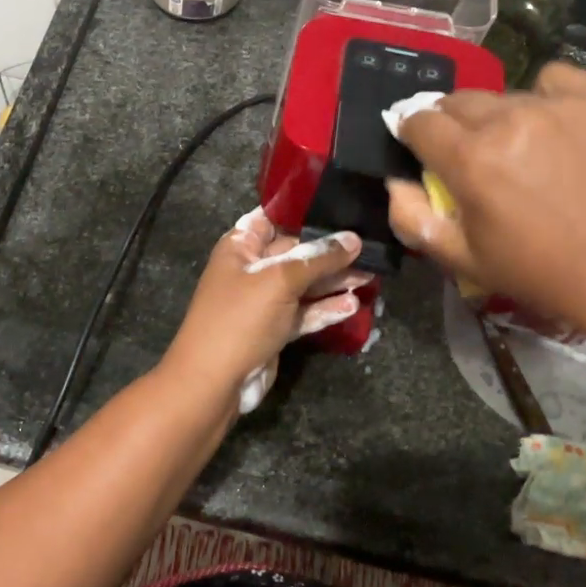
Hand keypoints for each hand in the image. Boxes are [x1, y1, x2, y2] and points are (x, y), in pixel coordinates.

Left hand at [161, 209, 365, 411]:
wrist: (213, 382)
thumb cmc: (240, 318)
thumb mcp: (279, 280)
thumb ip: (318, 258)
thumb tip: (353, 239)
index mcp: (241, 246)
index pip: (274, 217)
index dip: (303, 210)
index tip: (341, 204)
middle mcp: (252, 268)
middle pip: (296, 250)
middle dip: (330, 248)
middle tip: (370, 245)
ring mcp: (263, 301)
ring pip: (304, 284)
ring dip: (335, 280)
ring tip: (372, 274)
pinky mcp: (275, 329)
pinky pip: (304, 312)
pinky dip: (326, 309)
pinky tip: (353, 305)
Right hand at [386, 63, 585, 346]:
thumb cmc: (550, 276)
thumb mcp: (468, 262)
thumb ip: (414, 218)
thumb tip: (395, 181)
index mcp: (470, 160)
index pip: (418, 121)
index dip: (413, 133)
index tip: (424, 150)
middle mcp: (508, 119)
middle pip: (457, 101)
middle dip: (453, 124)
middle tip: (475, 157)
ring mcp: (559, 104)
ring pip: (506, 94)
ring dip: (500, 117)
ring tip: (527, 150)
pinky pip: (556, 79)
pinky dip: (548, 96)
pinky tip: (562, 127)